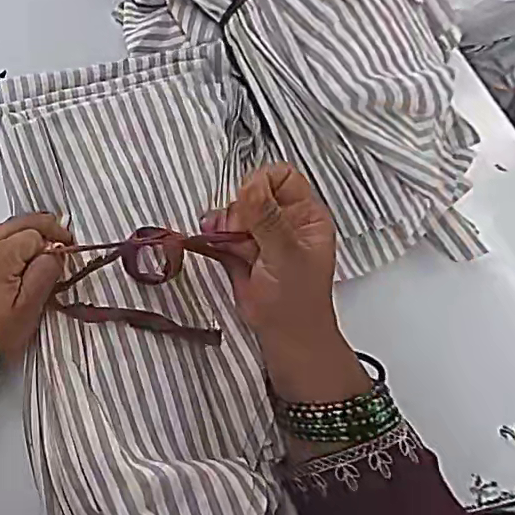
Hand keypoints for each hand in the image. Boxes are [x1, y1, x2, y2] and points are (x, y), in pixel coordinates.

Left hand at [0, 213, 73, 363]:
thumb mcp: (30, 304)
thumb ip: (46, 271)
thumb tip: (57, 251)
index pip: (34, 233)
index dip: (55, 241)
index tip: (67, 253)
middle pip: (18, 223)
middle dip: (43, 228)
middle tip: (63, 240)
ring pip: (7, 231)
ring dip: (29, 235)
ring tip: (47, 251)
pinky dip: (14, 245)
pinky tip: (25, 261)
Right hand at [203, 163, 367, 405]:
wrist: (284, 336)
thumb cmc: (297, 301)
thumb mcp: (285, 254)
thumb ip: (267, 219)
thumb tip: (251, 185)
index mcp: (306, 216)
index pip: (283, 178)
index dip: (262, 184)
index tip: (250, 202)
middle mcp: (283, 221)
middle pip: (253, 193)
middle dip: (240, 210)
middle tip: (239, 232)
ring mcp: (261, 236)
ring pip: (234, 213)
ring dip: (223, 223)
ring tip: (220, 238)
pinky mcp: (240, 251)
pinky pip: (221, 233)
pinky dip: (212, 236)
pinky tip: (208, 241)